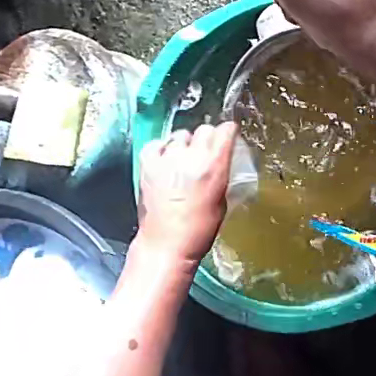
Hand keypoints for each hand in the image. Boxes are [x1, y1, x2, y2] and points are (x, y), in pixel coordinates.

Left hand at [137, 122, 237, 260]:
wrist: (166, 246)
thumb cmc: (199, 231)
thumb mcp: (222, 201)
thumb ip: (221, 175)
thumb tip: (220, 163)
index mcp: (213, 166)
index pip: (225, 131)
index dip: (228, 132)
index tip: (228, 136)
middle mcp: (190, 157)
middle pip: (203, 130)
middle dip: (207, 138)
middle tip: (206, 153)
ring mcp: (166, 158)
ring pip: (180, 135)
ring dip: (184, 145)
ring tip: (183, 160)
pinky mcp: (147, 163)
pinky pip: (156, 143)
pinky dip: (162, 149)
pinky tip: (165, 160)